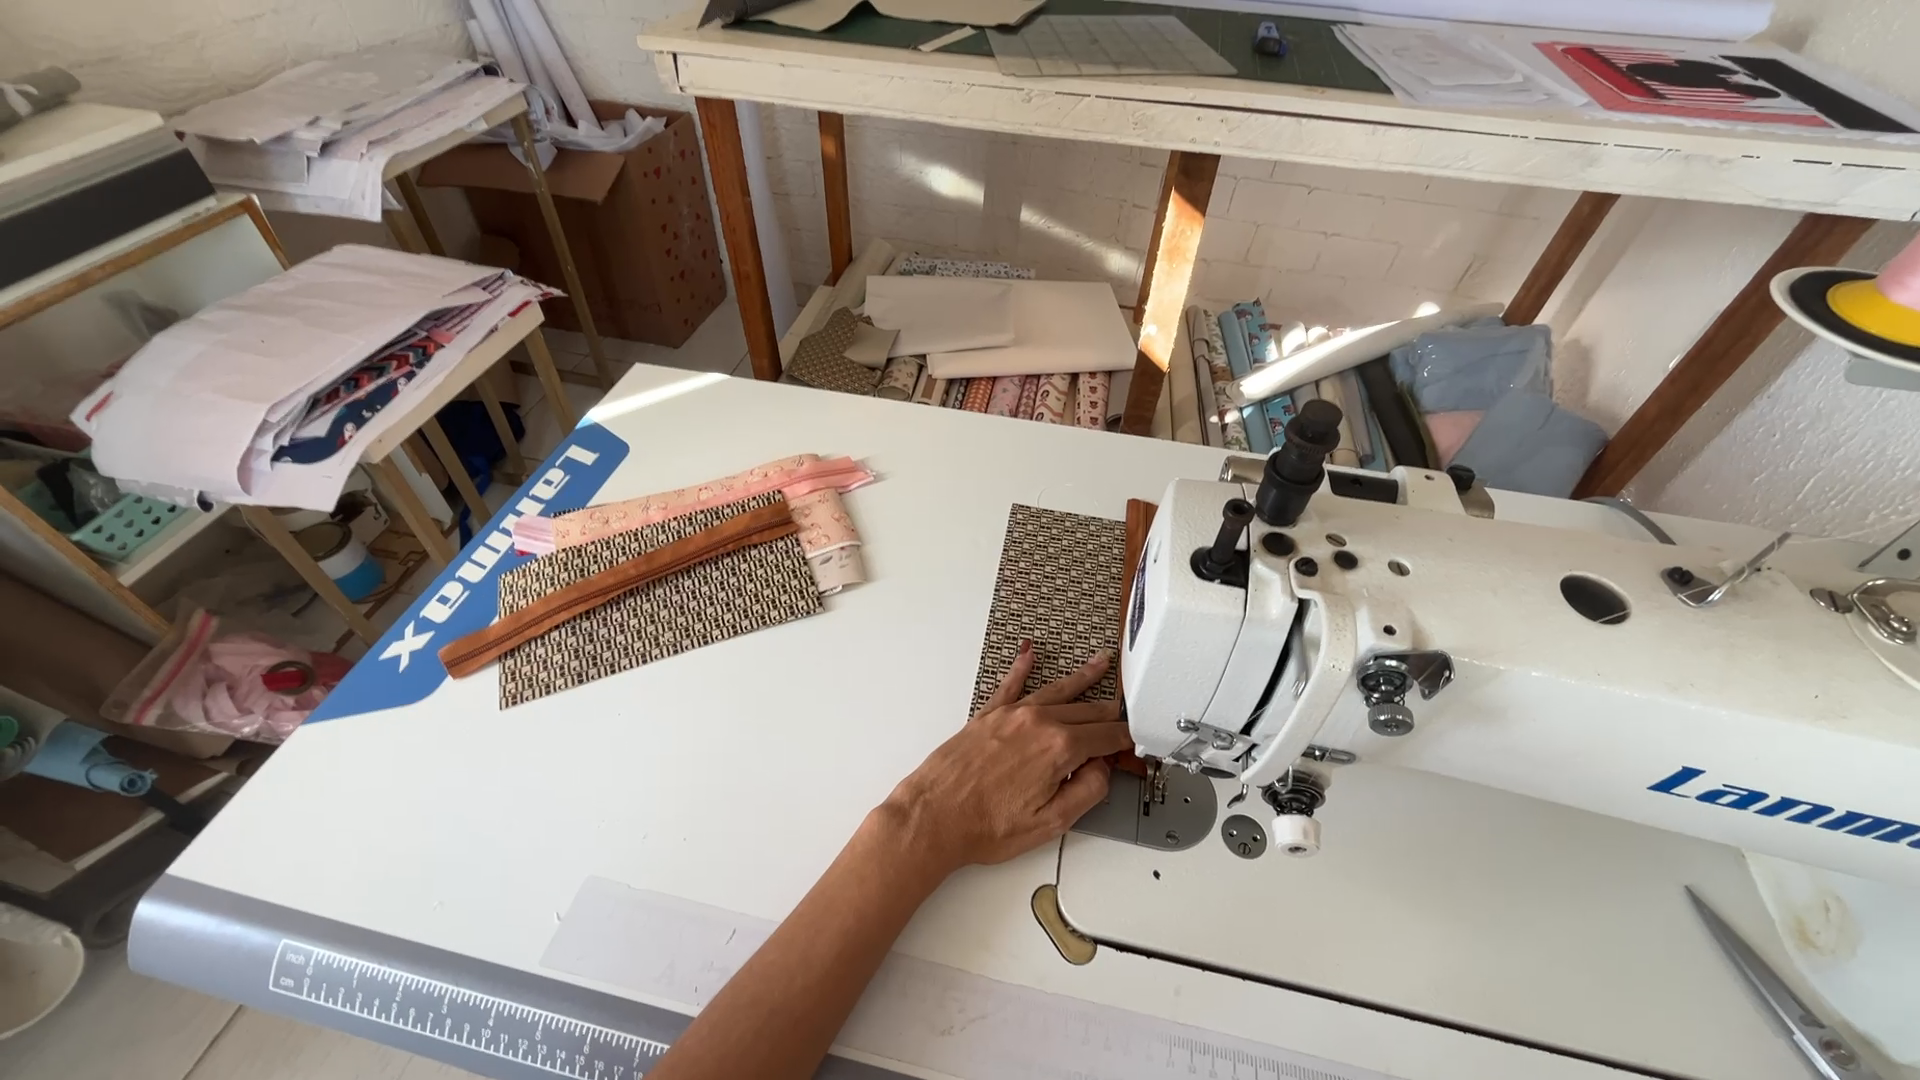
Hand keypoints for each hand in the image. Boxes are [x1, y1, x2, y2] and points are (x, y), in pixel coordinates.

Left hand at [876, 644, 1132, 876]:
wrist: (934, 816)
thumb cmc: (983, 825)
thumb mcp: (1051, 823)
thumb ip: (1087, 792)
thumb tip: (1102, 771)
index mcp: (1059, 748)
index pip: (1106, 737)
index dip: (1125, 740)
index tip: (1135, 741)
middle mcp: (1037, 723)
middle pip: (1087, 710)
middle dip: (1110, 710)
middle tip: (1128, 706)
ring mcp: (1011, 715)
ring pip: (1057, 690)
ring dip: (1082, 677)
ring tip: (1101, 663)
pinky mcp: (988, 715)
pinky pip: (1012, 684)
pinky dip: (1023, 668)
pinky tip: (1030, 655)